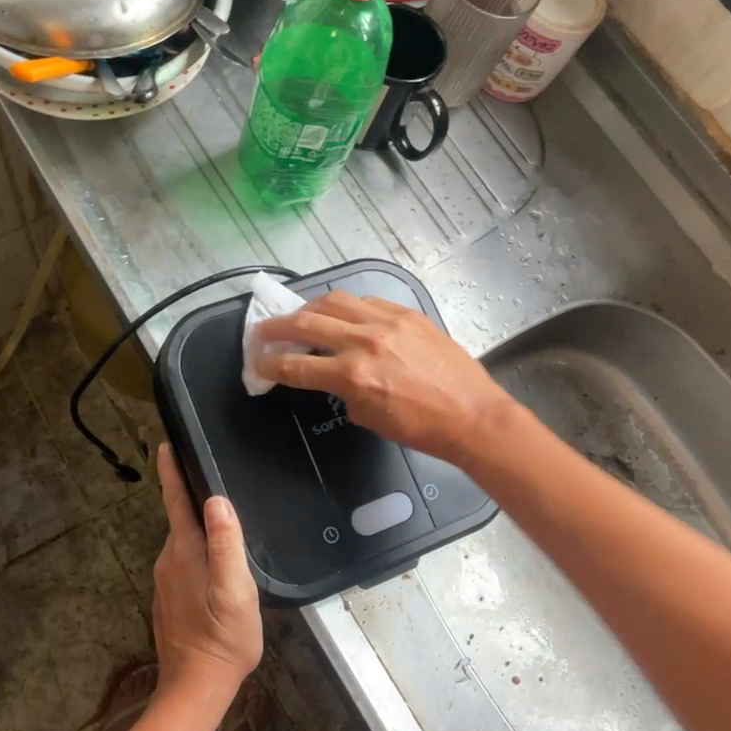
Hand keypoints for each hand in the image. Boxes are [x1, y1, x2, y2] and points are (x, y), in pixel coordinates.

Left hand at [151, 444, 261, 700]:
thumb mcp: (235, 591)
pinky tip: (216, 561)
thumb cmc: (223, 639)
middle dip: (190, 494)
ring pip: (184, 541)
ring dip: (198, 526)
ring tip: (223, 516)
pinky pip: (184, 562)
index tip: (166, 442)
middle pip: (179, 517)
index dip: (171, 470)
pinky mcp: (170, 598)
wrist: (196, 687)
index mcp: (185, 552)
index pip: (176, 500)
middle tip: (213, 472)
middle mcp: (168, 559)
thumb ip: (226, 545)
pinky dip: (197, 551)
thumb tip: (216, 501)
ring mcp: (166, 580)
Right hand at [253, 291, 517, 464]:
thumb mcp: (370, 419)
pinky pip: (366, 301)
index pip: (297, 366)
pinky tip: (343, 316)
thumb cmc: (421, 428)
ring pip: (334, 301)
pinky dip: (347, 308)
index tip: (257, 363)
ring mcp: (388, 322)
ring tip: (299, 317)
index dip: (270, 365)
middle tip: (262, 331)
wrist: (472, 415)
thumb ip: (343, 393)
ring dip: (309, 309)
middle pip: (306, 323)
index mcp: (354, 375)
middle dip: (276, 327)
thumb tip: (330, 377)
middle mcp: (365, 341)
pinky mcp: (407, 314)